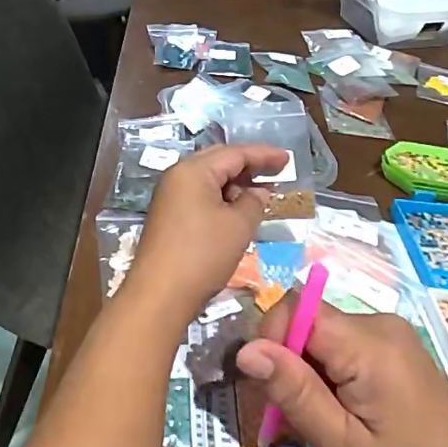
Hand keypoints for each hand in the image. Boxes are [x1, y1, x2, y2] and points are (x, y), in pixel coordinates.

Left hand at [118, 144, 287, 324]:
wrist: (160, 293)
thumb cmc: (202, 254)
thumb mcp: (238, 226)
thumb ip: (253, 201)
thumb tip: (258, 191)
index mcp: (193, 170)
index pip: (234, 153)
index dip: (263, 154)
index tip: (288, 158)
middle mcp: (178, 176)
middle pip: (218, 161)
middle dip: (248, 165)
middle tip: (276, 171)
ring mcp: (170, 196)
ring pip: (208, 179)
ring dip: (235, 183)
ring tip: (262, 192)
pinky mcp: (168, 215)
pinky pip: (200, 195)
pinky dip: (221, 198)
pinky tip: (237, 209)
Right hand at [236, 300, 447, 446]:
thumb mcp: (342, 445)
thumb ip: (294, 392)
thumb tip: (245, 351)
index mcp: (369, 344)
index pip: (296, 307)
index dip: (271, 338)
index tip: (269, 387)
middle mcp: (379, 323)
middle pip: (307, 319)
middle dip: (287, 360)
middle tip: (289, 414)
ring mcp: (389, 332)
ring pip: (320, 332)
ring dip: (305, 368)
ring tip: (318, 418)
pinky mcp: (393, 345)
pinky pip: (341, 342)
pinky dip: (326, 370)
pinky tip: (338, 409)